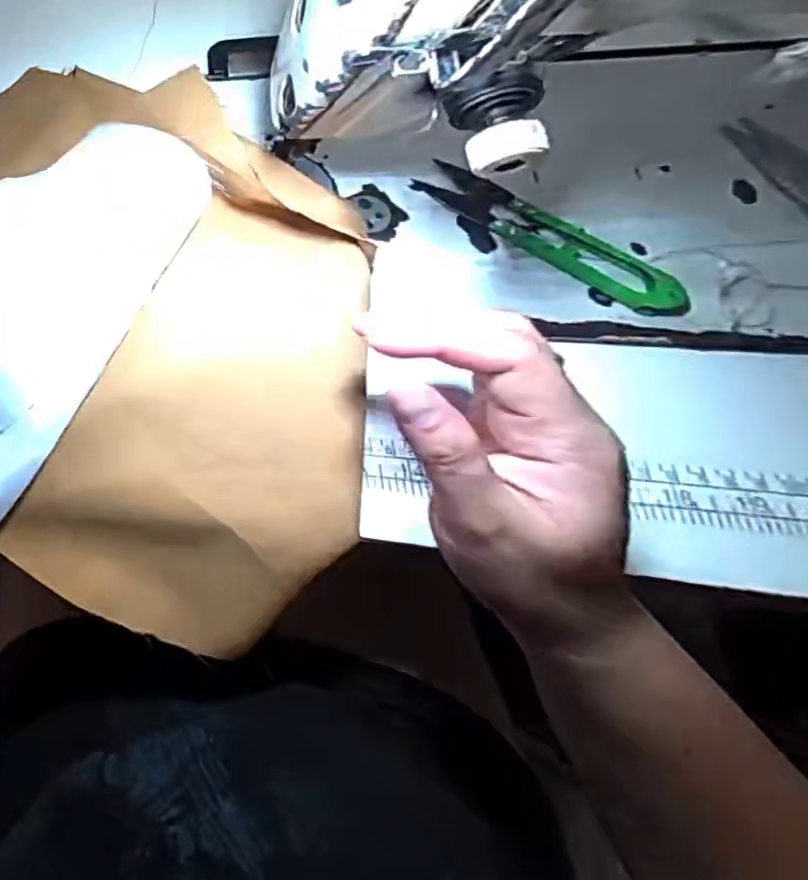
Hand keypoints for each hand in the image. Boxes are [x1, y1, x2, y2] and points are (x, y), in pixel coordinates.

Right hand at [356, 311, 638, 652]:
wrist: (564, 610)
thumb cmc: (526, 571)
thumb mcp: (479, 518)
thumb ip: (446, 451)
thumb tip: (403, 389)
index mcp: (566, 434)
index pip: (510, 358)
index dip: (441, 339)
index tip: (378, 340)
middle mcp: (560, 416)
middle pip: (510, 340)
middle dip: (438, 326)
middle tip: (370, 329)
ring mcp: (539, 420)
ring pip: (498, 350)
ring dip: (440, 335)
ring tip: (381, 335)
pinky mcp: (514, 428)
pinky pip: (483, 376)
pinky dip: (442, 358)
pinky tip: (409, 359)